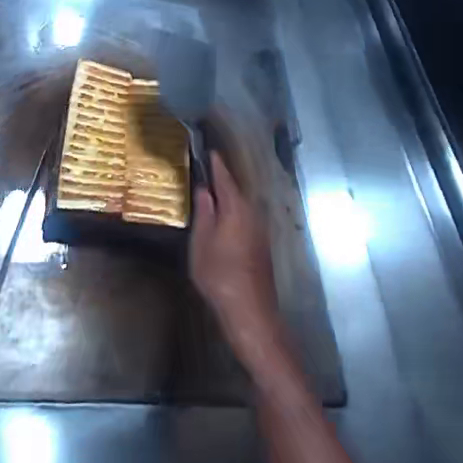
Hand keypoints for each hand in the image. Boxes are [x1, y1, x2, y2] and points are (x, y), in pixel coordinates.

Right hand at [189, 151, 280, 356]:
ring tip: (208, 191)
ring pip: (241, 205)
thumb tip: (204, 189)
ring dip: (227, 197)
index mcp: (237, 208)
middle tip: (203, 168)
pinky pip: (245, 218)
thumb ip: (204, 213)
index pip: (225, 177)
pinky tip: (221, 219)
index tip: (207, 149)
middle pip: (235, 190)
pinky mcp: (261, 245)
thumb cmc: (220, 275)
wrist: (250, 313)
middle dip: (221, 179)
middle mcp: (253, 214)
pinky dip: (232, 212)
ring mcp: (260, 230)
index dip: (215, 163)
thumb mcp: (201, 243)